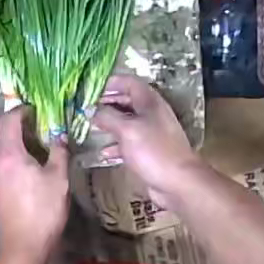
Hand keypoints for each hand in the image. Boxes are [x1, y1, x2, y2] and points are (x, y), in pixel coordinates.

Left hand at [0, 106, 69, 257]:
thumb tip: (59, 137)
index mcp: (9, 154)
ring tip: (13, 144)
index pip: (8, 120)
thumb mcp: (60, 181)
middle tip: (18, 125)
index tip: (32, 111)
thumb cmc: (43, 212)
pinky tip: (8, 168)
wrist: (20, 246)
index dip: (20, 111)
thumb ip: (59, 153)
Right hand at [92, 75, 206, 210]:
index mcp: (149, 101)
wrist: (178, 182)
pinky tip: (103, 152)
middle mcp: (151, 113)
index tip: (89, 89)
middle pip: (126, 100)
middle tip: (85, 107)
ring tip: (90, 125)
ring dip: (108, 122)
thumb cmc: (154, 150)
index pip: (128, 82)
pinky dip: (115, 144)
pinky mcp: (148, 150)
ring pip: (126, 121)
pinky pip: (128, 142)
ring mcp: (150, 132)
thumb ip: (107, 117)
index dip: (109, 82)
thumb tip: (90, 110)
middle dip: (106, 102)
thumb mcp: (127, 130)